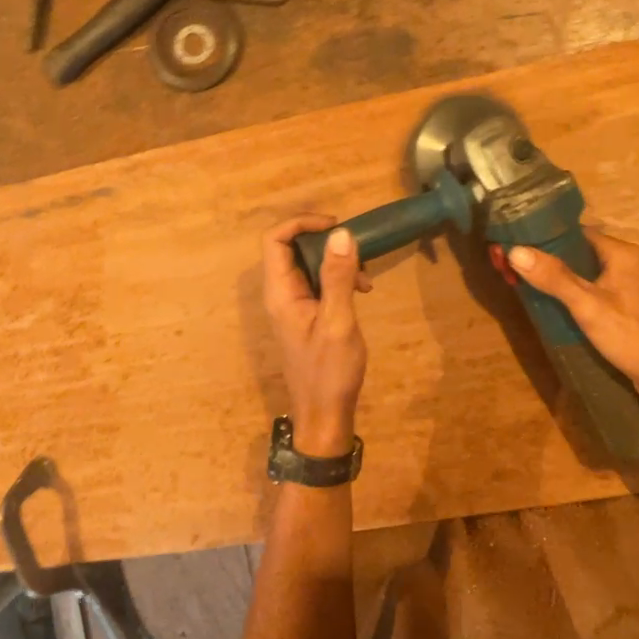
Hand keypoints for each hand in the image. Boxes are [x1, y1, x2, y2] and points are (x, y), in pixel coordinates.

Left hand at [262, 216, 371, 456]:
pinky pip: (317, 282)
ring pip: (307, 264)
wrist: (325, 415)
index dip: (300, 223)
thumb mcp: (338, 321)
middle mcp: (281, 294)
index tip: (335, 226)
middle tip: (355, 250)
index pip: (274, 239)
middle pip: (291, 247)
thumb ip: (338, 277)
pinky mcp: (307, 314)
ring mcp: (293, 304)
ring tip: (364, 278)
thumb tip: (341, 234)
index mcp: (279, 292)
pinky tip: (362, 291)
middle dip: (324, 242)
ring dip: (335, 261)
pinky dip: (338, 279)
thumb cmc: (329, 371)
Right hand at [508, 229, 638, 417]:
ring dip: (569, 280)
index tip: (520, 251)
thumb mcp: (587, 306)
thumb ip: (553, 277)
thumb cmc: (632, 336)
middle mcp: (634, 262)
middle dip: (555, 262)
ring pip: (596, 273)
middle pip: (585, 253)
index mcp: (623, 253)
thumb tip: (515, 250)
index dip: (547, 240)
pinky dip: (586, 294)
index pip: (578, 233)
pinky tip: (569, 310)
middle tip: (524, 274)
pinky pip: (606, 290)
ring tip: (539, 290)